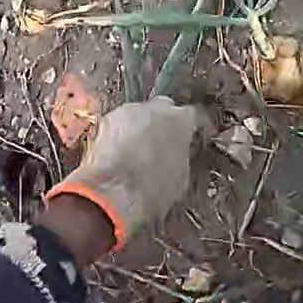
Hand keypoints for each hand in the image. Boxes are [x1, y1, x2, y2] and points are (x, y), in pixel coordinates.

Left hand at [47, 98, 200, 251]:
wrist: (113, 194)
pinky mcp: (105, 122)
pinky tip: (121, 154)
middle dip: (166, 123)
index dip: (197, 125)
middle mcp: (154, 108)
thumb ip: (184, 154)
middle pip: (165, 109)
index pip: (195, 114)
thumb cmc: (151, 189)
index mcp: (180, 120)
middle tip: (165, 143)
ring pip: (139, 115)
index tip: (197, 133)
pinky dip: (121, 136)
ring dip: (142, 129)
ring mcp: (127, 112)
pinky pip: (119, 125)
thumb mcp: (181, 176)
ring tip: (139, 152)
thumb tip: (180, 153)